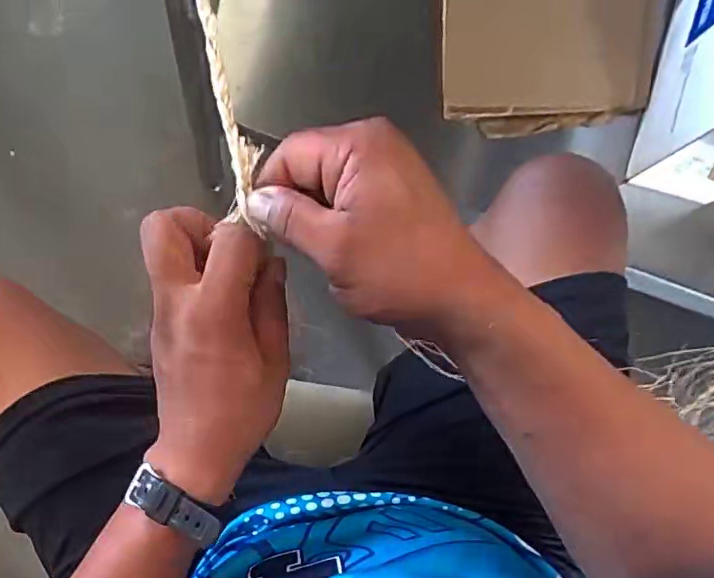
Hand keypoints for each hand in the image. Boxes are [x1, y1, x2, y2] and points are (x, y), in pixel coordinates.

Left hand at [139, 207, 289, 503]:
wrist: (195, 452)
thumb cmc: (241, 414)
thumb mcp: (274, 362)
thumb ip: (272, 305)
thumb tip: (270, 265)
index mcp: (213, 312)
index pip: (228, 238)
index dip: (252, 238)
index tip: (265, 262)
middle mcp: (176, 303)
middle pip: (161, 225)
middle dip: (198, 224)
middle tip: (227, 255)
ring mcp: (159, 314)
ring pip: (158, 248)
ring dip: (193, 250)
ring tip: (225, 283)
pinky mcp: (156, 326)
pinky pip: (166, 280)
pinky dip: (190, 278)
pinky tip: (218, 310)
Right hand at [246, 117, 516, 339]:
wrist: (458, 298)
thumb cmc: (397, 272)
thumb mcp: (333, 247)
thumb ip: (288, 218)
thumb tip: (254, 201)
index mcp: (357, 144)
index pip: (288, 153)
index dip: (268, 191)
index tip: (260, 233)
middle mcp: (373, 143)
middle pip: (308, 167)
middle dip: (294, 207)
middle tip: (293, 251)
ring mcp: (388, 168)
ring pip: (327, 189)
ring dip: (316, 222)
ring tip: (322, 256)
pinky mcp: (396, 195)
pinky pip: (350, 202)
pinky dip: (338, 227)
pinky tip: (343, 255)